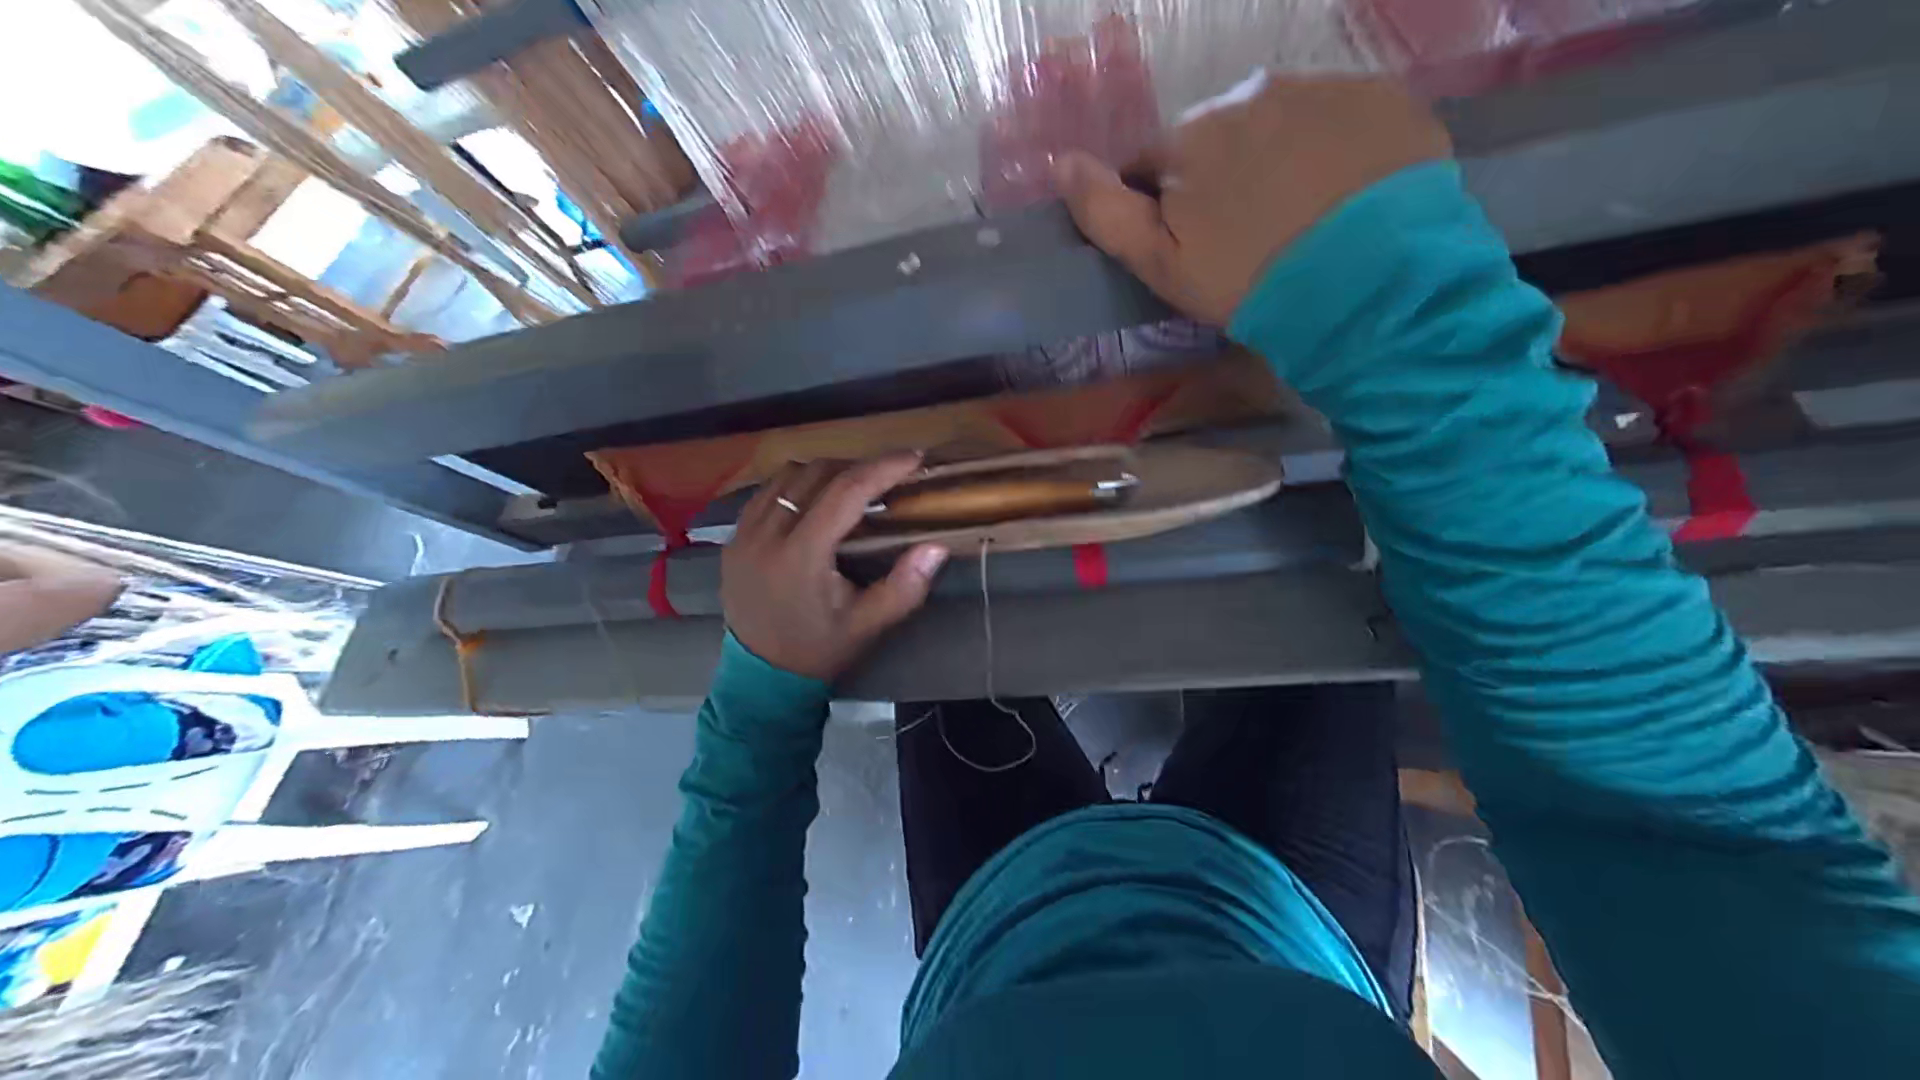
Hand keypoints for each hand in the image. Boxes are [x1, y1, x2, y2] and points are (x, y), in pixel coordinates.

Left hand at [722, 453, 950, 680]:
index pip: (845, 492)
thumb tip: (937, 546)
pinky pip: (766, 492)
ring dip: (824, 473)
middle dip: (856, 467)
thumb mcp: (868, 625)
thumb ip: (904, 587)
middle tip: (886, 479)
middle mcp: (766, 535)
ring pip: (787, 476)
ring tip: (852, 488)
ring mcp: (743, 534)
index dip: (882, 468)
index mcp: (801, 556)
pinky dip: (795, 486)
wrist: (762, 677)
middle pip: (815, 473)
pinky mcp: (733, 538)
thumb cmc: (819, 649)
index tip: (913, 458)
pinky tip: (814, 501)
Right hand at [1052, 74, 1451, 325]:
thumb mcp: (1161, 265)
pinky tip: (1340, 196)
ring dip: (1276, 158)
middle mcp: (1249, 92)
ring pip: (1276, 123)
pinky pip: (1336, 119)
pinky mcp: (1381, 97)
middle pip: (1216, 137)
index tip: (1190, 244)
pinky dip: (1330, 149)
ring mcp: (1321, 87)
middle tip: (1247, 236)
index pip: (1151, 161)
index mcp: (1189, 136)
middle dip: (1219, 176)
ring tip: (1298, 217)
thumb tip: (1061, 163)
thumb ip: (1106, 214)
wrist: (1371, 285)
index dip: (1162, 204)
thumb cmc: (1248, 281)